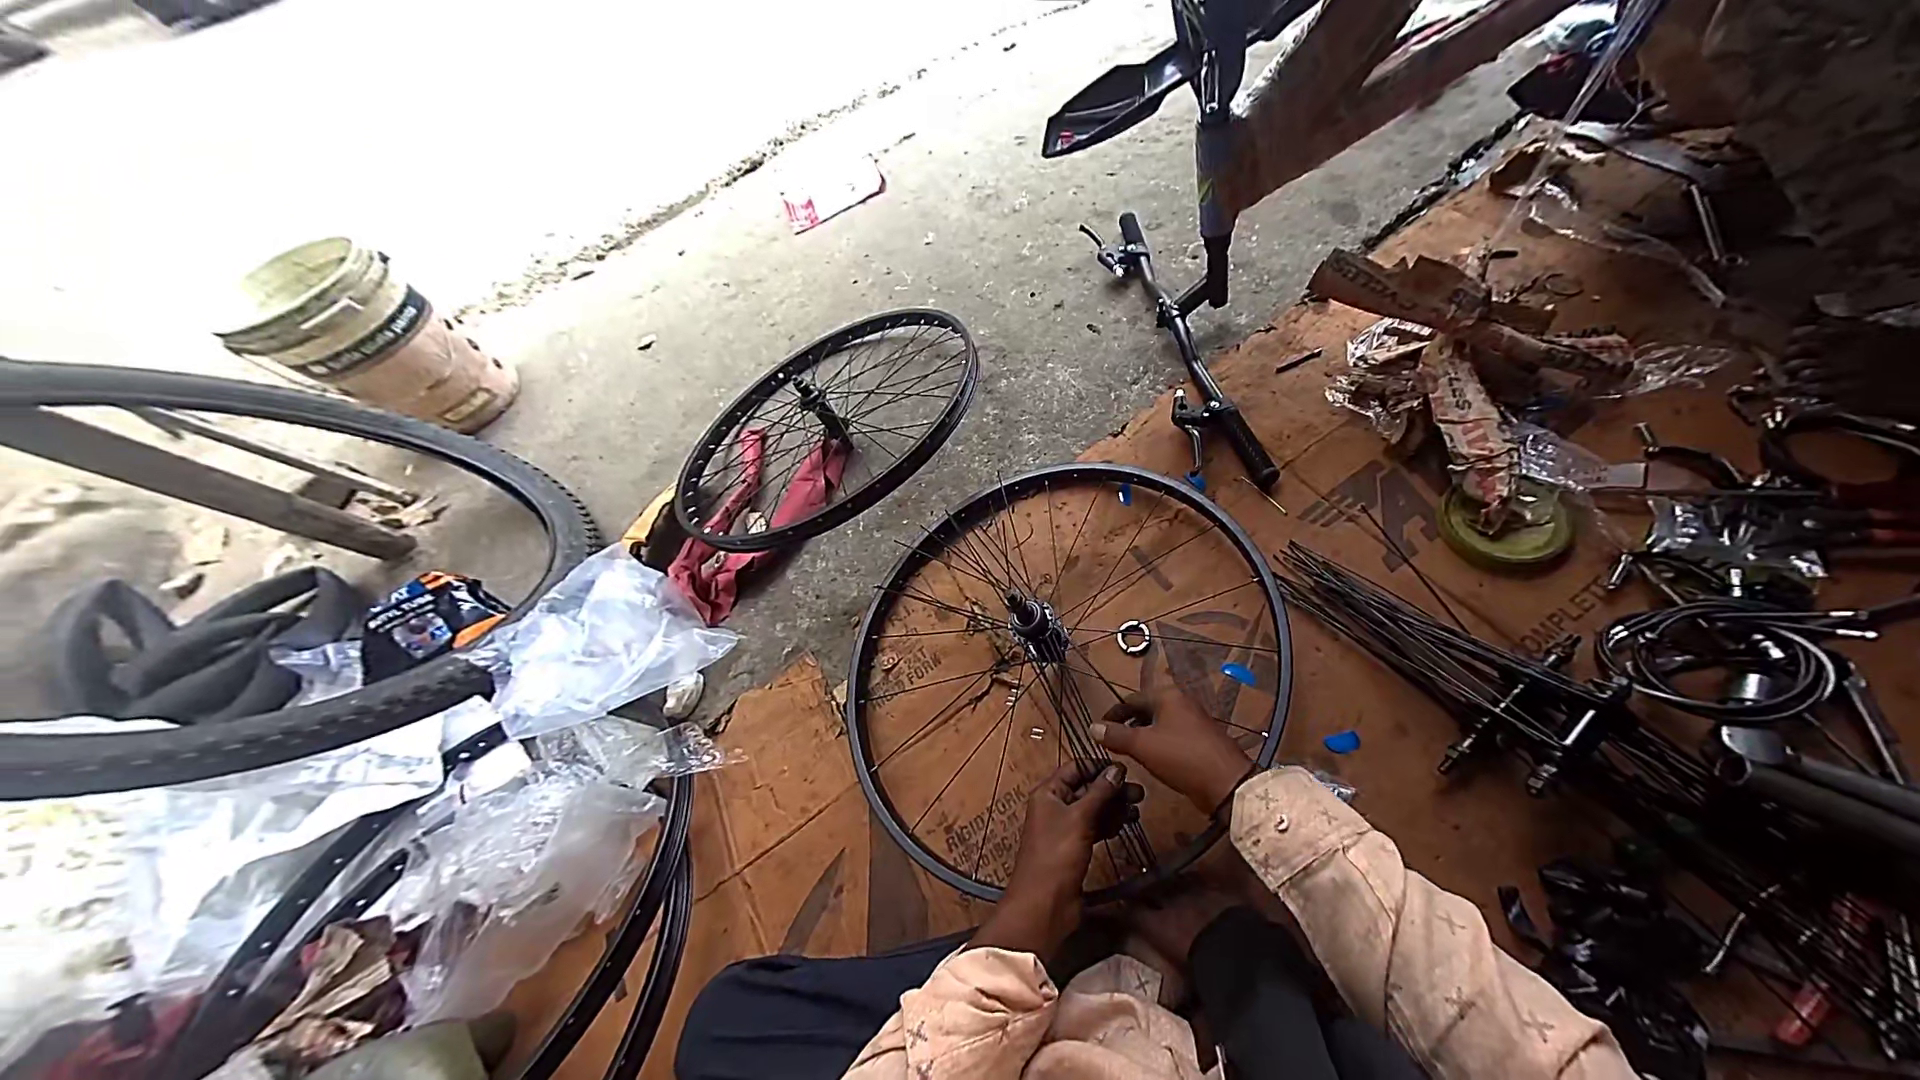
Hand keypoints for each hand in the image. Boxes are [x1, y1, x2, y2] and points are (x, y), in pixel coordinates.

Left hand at [969, 760, 1138, 956]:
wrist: (1045, 904)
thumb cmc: (1056, 855)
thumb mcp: (1079, 818)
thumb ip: (1099, 792)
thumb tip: (1117, 769)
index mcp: (1048, 792)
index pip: (1075, 768)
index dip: (1099, 767)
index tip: (1125, 769)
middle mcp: (1055, 806)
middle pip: (1086, 788)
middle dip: (1111, 789)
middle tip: (1139, 794)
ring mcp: (1064, 828)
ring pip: (1092, 809)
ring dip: (1113, 807)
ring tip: (1136, 810)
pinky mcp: (1074, 847)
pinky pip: (1094, 828)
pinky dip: (1108, 824)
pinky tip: (1123, 825)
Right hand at [1090, 687, 1250, 814]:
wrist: (1228, 784)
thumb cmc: (1181, 757)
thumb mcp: (1142, 746)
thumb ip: (1115, 735)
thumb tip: (1092, 727)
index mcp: (1167, 696)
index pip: (1130, 700)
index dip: (1112, 714)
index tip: (1099, 730)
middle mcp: (1181, 703)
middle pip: (1145, 710)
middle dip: (1127, 725)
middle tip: (1111, 742)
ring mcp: (1193, 721)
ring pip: (1158, 724)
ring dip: (1141, 735)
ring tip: (1128, 752)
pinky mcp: (1201, 739)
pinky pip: (1171, 736)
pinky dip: (1157, 744)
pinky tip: (1152, 759)